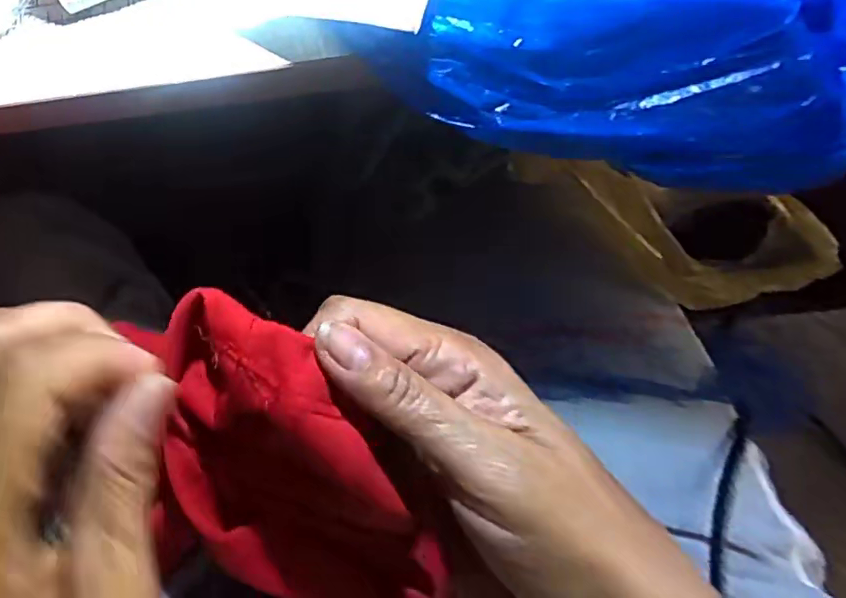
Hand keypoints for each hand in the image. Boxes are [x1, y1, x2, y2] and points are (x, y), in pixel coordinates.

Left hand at [0, 302, 176, 597]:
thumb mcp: (112, 593)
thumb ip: (124, 489)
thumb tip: (153, 383)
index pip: (24, 378)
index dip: (98, 354)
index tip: (157, 376)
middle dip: (80, 331)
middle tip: (136, 371)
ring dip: (62, 335)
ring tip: (114, 376)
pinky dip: (46, 354)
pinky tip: (84, 392)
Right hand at [308, 297, 715, 597]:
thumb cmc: (563, 527)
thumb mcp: (485, 460)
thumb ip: (404, 397)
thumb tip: (325, 333)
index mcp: (446, 357)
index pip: (354, 318)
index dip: (316, 344)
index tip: (290, 396)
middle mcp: (423, 382)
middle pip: (343, 358)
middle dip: (310, 388)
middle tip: (282, 437)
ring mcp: (414, 431)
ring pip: (342, 406)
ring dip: (317, 429)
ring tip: (289, 462)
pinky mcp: (407, 477)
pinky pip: (354, 453)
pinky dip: (332, 464)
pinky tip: (315, 484)